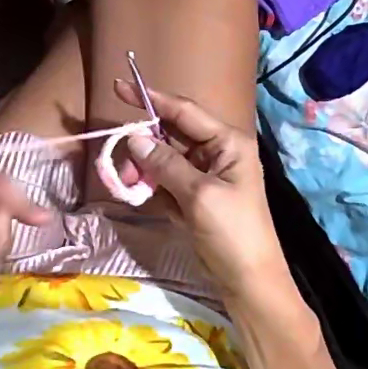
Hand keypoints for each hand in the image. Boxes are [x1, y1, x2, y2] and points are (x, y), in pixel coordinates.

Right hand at [113, 79, 289, 295]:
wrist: (248, 280)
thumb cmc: (232, 231)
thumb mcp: (199, 194)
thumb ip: (165, 163)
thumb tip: (134, 138)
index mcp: (227, 143)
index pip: (184, 111)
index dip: (151, 99)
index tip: (119, 88)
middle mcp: (216, 153)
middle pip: (170, 135)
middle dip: (143, 145)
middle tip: (119, 161)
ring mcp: (205, 176)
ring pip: (164, 159)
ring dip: (144, 169)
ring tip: (130, 186)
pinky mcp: (194, 197)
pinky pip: (165, 181)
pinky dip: (151, 187)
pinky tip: (141, 197)